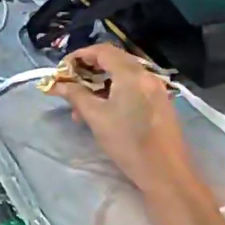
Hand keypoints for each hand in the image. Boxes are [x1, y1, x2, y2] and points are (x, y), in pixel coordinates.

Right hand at [45, 43, 188, 187]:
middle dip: (89, 69)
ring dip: (100, 82)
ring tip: (82, 103)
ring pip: (123, 75)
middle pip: (114, 60)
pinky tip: (103, 110)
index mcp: (132, 75)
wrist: (167, 173)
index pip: (103, 51)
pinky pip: (133, 87)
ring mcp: (156, 90)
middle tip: (70, 83)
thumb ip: (76, 95)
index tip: (63, 68)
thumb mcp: (96, 117)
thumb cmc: (128, 143)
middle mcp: (147, 76)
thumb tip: (57, 85)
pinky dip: (114, 91)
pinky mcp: (160, 103)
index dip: (80, 54)